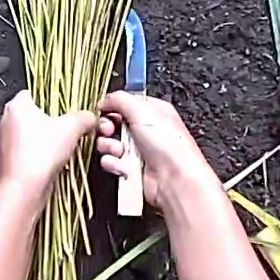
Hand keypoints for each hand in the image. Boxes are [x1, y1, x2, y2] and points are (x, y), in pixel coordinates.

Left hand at [0, 91, 97, 197]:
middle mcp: (7, 120)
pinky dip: (40, 153)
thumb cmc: (40, 154)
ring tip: (62, 147)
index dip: (54, 99)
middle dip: (53, 121)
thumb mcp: (72, 128)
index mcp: (16, 105)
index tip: (66, 109)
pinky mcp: (10, 158)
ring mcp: (6, 141)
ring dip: (48, 139)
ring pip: (32, 133)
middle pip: (35, 114)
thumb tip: (91, 117)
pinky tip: (52, 161)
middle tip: (68, 129)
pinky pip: (29, 150)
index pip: (35, 92)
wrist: (24, 189)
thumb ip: (84, 117)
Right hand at [96, 91, 219, 210]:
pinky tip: (123, 165)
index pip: (124, 103)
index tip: (105, 110)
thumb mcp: (143, 110)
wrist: (174, 180)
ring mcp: (137, 150)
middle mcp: (145, 130)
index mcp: (152, 111)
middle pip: (113, 123)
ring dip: (109, 146)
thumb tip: (105, 100)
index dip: (112, 106)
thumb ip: (120, 99)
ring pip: (109, 143)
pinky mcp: (131, 169)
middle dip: (107, 127)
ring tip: (120, 151)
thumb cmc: (170, 145)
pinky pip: (110, 162)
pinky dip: (113, 163)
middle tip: (110, 131)